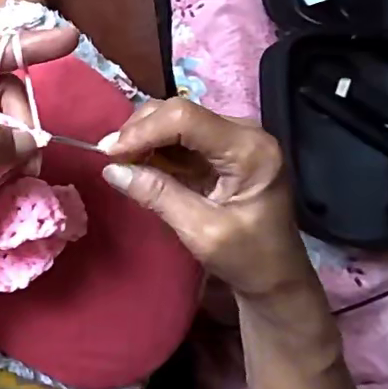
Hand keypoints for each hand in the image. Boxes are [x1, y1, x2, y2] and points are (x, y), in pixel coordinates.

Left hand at [0, 27, 80, 266]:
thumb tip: (30, 141)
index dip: (29, 46)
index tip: (70, 40)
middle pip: (5, 95)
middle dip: (22, 123)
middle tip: (27, 159)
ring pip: (9, 129)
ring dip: (19, 152)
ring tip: (13, 179)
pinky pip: (2, 156)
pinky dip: (10, 170)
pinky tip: (2, 188)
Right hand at [100, 98, 320, 302]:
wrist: (277, 277)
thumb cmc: (248, 259)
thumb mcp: (201, 232)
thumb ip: (158, 195)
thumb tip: (112, 170)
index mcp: (249, 150)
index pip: (186, 119)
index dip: (143, 130)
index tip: (110, 154)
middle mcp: (244, 132)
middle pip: (179, 111)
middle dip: (140, 130)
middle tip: (110, 158)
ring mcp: (233, 138)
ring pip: (175, 119)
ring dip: (143, 137)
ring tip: (120, 162)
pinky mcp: (221, 148)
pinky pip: (180, 136)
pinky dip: (154, 146)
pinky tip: (137, 163)